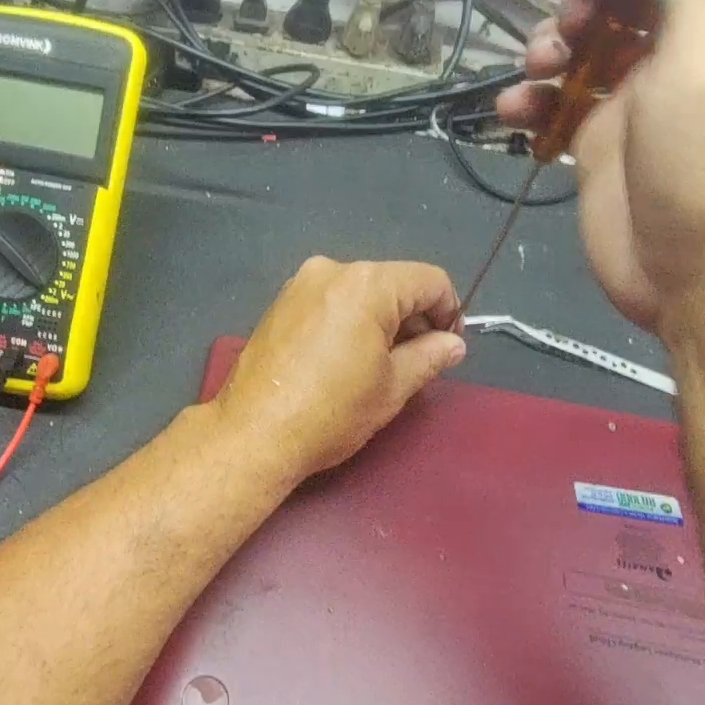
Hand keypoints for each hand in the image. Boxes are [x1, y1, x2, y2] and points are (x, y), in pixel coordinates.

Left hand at [208, 258, 466, 481]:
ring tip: (379, 366)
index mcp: (365, 284)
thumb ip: (429, 357)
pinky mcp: (279, 305)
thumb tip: (453, 344)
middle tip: (417, 362)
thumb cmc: (330, 412)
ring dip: (380, 320)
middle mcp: (330, 271)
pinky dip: (348, 321)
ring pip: (359, 291)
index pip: (429, 281)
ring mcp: (298, 285)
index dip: (449, 312)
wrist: (252, 434)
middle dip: (412, 317)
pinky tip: (344, 360)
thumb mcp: (392, 387)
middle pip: (392, 282)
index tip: (449, 347)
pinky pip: (329, 302)